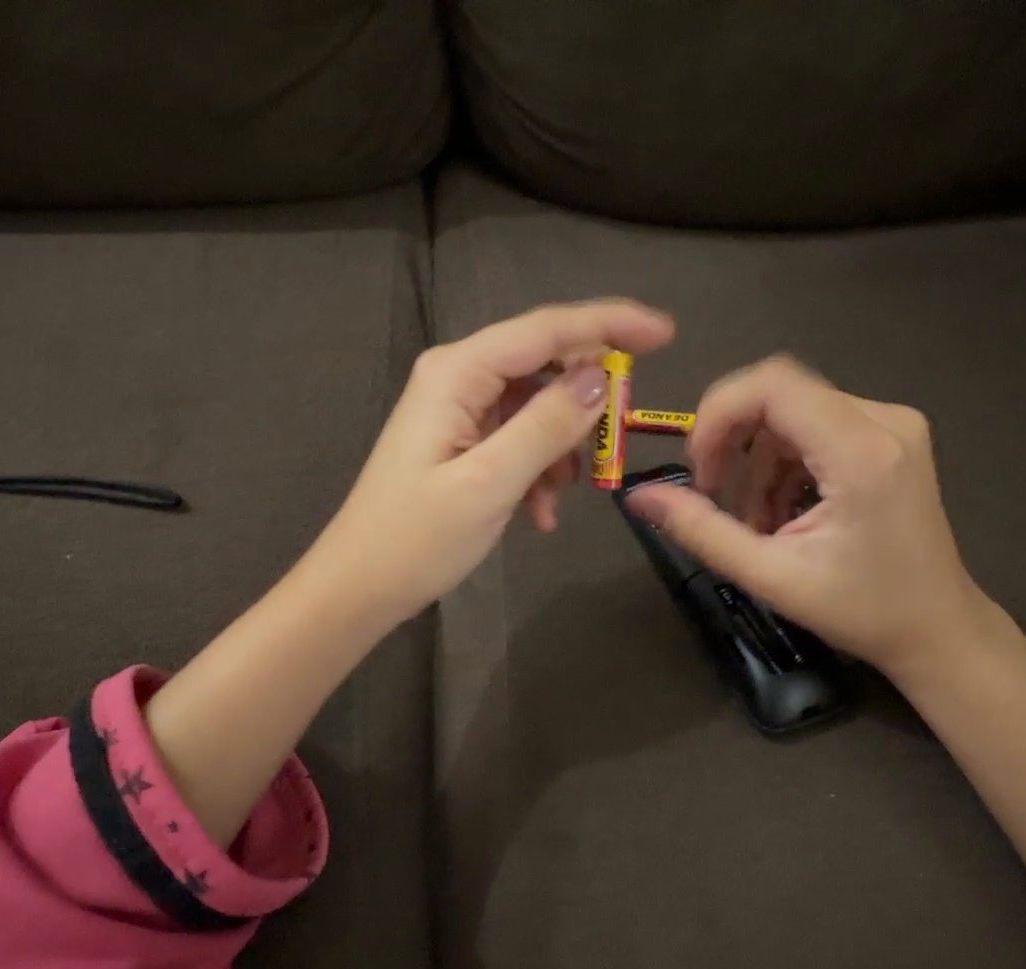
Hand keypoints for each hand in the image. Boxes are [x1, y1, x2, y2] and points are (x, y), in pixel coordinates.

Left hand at [308, 300, 674, 624]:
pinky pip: (519, 438)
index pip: (546, 328)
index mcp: (458, 373)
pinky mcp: (462, 441)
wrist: (359, 588)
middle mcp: (458, 377)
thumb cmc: (416, 539)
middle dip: (586, 401)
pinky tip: (539, 514)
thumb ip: (546, 426)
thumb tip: (600, 377)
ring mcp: (458, 410)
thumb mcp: (490, 484)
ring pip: (537, 406)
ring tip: (560, 495)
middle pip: (544, 363)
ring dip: (561, 447)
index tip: (666, 333)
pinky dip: (539, 470)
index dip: (610, 324)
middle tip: (616, 442)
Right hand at [623, 357, 992, 676]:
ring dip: (759, 463)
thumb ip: (700, 531)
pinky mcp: (892, 435)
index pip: (773, 385)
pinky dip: (786, 465)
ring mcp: (894, 423)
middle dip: (734, 443)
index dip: (719, 413)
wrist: (938, 629)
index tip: (699, 469)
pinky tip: (785, 513)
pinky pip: (816, 427)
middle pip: (780, 396)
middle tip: (716, 499)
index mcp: (862, 452)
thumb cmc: (862, 611)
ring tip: (756, 524)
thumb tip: (638, 497)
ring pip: (793, 414)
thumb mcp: (770, 577)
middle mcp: (884, 420)